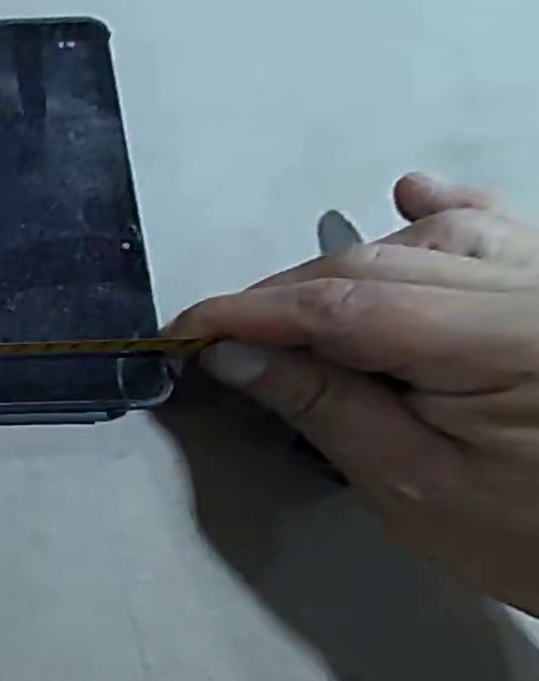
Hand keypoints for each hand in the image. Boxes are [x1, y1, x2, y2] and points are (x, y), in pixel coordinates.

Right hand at [175, 173, 538, 614]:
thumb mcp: (412, 485)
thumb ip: (320, 405)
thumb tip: (224, 353)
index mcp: (517, 347)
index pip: (342, 306)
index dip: (243, 315)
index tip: (176, 335)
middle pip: (373, 269)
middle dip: (274, 301)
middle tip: (214, 342)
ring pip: (428, 245)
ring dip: (336, 271)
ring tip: (282, 312)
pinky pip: (512, 233)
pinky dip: (451, 214)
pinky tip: (412, 196)